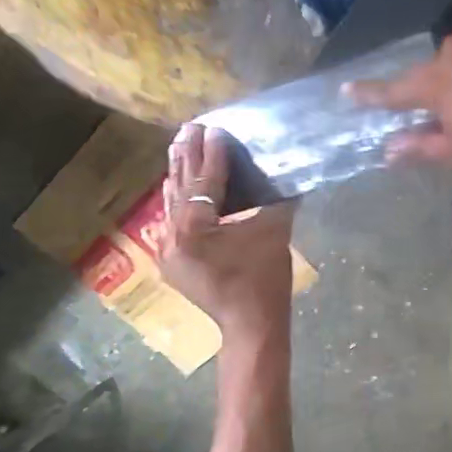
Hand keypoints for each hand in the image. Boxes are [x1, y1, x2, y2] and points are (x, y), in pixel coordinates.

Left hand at [156, 124, 294, 338]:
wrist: (251, 325)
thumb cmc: (265, 278)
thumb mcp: (275, 231)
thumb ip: (276, 198)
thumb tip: (284, 172)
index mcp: (195, 227)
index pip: (206, 181)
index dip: (213, 154)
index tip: (215, 127)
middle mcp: (173, 235)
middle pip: (181, 187)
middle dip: (188, 155)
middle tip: (191, 126)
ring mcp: (168, 249)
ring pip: (172, 202)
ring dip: (179, 173)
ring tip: (181, 144)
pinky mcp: (172, 260)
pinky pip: (171, 221)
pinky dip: (177, 199)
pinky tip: (176, 184)